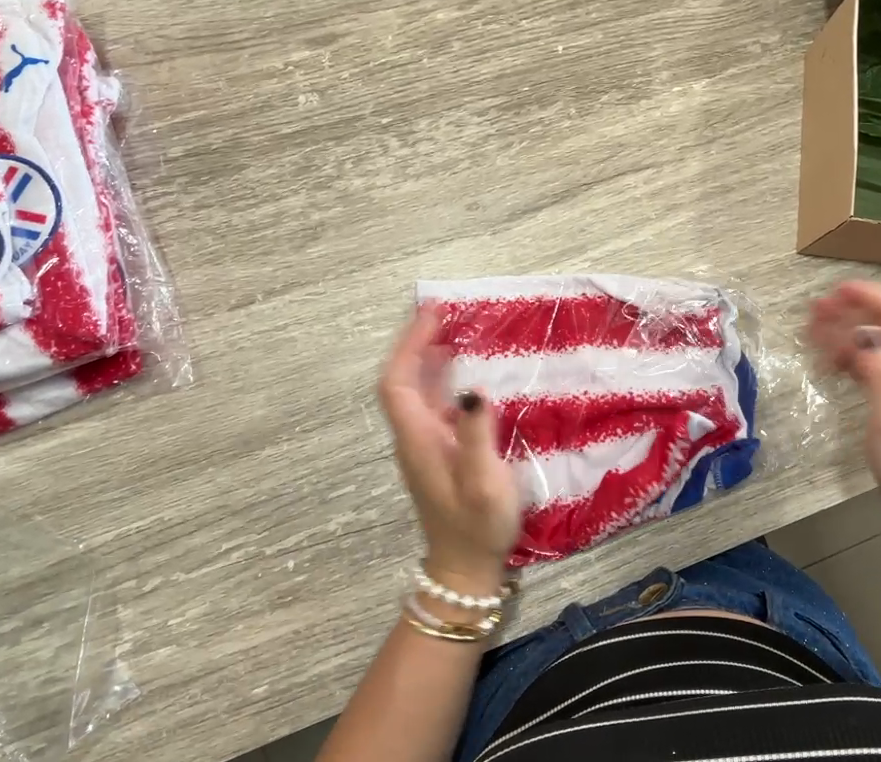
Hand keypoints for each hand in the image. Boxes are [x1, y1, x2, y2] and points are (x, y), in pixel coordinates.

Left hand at [378, 304, 521, 594]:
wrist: (466, 568)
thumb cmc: (477, 524)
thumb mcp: (483, 481)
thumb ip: (477, 435)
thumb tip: (475, 388)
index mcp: (418, 438)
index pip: (397, 381)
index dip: (409, 344)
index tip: (432, 313)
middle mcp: (415, 437)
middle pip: (402, 381)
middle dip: (417, 343)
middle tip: (447, 314)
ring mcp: (425, 446)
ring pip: (417, 392)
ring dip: (430, 359)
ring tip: (458, 333)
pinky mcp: (439, 454)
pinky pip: (434, 405)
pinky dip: (445, 381)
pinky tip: (469, 377)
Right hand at [808, 280, 880, 528]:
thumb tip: (863, 334)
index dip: (869, 295)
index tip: (834, 292)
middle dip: (851, 310)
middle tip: (814, 311)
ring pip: (878, 343)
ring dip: (847, 331)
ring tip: (814, 333)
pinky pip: (875, 365)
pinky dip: (851, 356)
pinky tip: (833, 365)